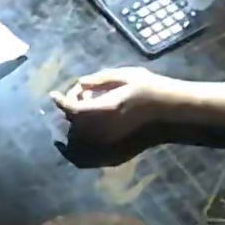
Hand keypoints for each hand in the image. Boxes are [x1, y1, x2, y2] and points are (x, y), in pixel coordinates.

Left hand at [51, 67, 175, 145]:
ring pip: (79, 133)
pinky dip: (85, 129)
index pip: (72, 109)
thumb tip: (79, 84)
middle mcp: (101, 129)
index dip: (61, 101)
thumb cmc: (151, 89)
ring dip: (78, 118)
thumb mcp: (126, 76)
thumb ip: (99, 80)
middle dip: (71, 106)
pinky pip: (89, 140)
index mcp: (104, 110)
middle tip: (83, 93)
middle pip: (73, 121)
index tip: (53, 94)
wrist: (171, 112)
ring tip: (91, 102)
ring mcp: (106, 141)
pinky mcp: (111, 148)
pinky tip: (96, 116)